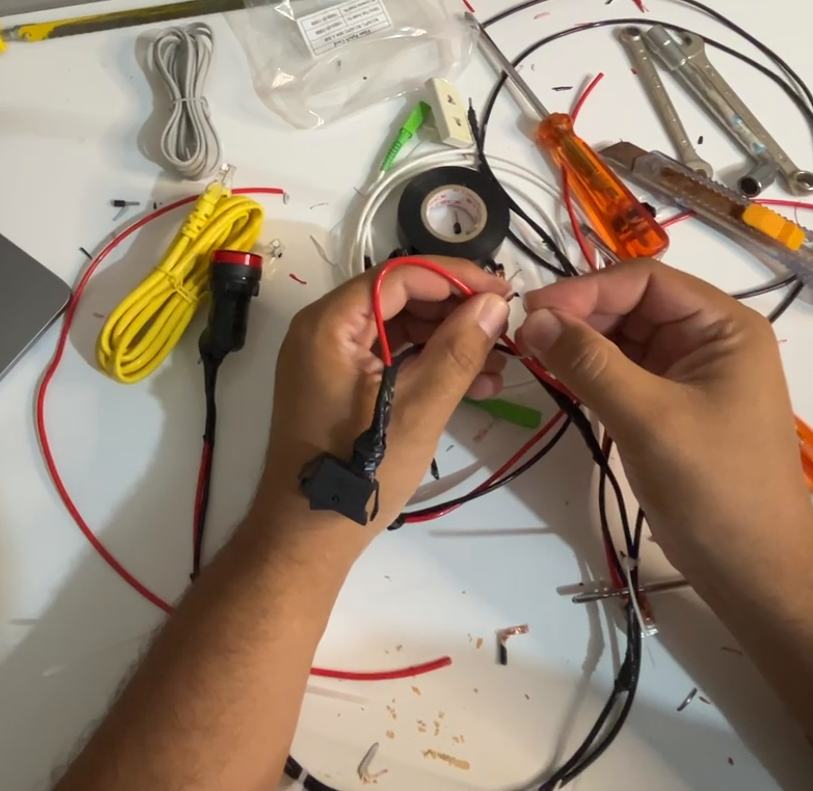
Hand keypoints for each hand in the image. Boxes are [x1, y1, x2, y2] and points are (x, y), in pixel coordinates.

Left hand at [252, 257, 511, 549]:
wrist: (307, 535)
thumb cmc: (360, 471)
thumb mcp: (419, 408)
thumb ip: (458, 350)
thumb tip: (494, 303)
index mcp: (329, 324)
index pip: (399, 277)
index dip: (455, 279)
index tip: (503, 293)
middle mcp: (323, 329)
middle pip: (398, 298)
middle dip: (454, 311)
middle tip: (504, 326)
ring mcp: (328, 357)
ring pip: (397, 327)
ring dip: (447, 339)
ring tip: (499, 362)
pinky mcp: (338, 382)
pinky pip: (388, 356)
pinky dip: (426, 363)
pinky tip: (473, 382)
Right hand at [514, 260, 812, 579]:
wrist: (753, 570)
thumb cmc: (715, 487)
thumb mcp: (648, 418)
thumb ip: (589, 364)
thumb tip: (532, 319)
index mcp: (723, 327)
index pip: (645, 282)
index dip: (586, 289)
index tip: (533, 309)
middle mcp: (707, 339)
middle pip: (632, 305)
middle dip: (580, 314)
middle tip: (527, 333)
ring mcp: (687, 372)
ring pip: (621, 337)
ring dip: (579, 341)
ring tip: (534, 351)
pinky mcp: (668, 403)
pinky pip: (621, 369)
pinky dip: (588, 368)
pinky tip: (557, 372)